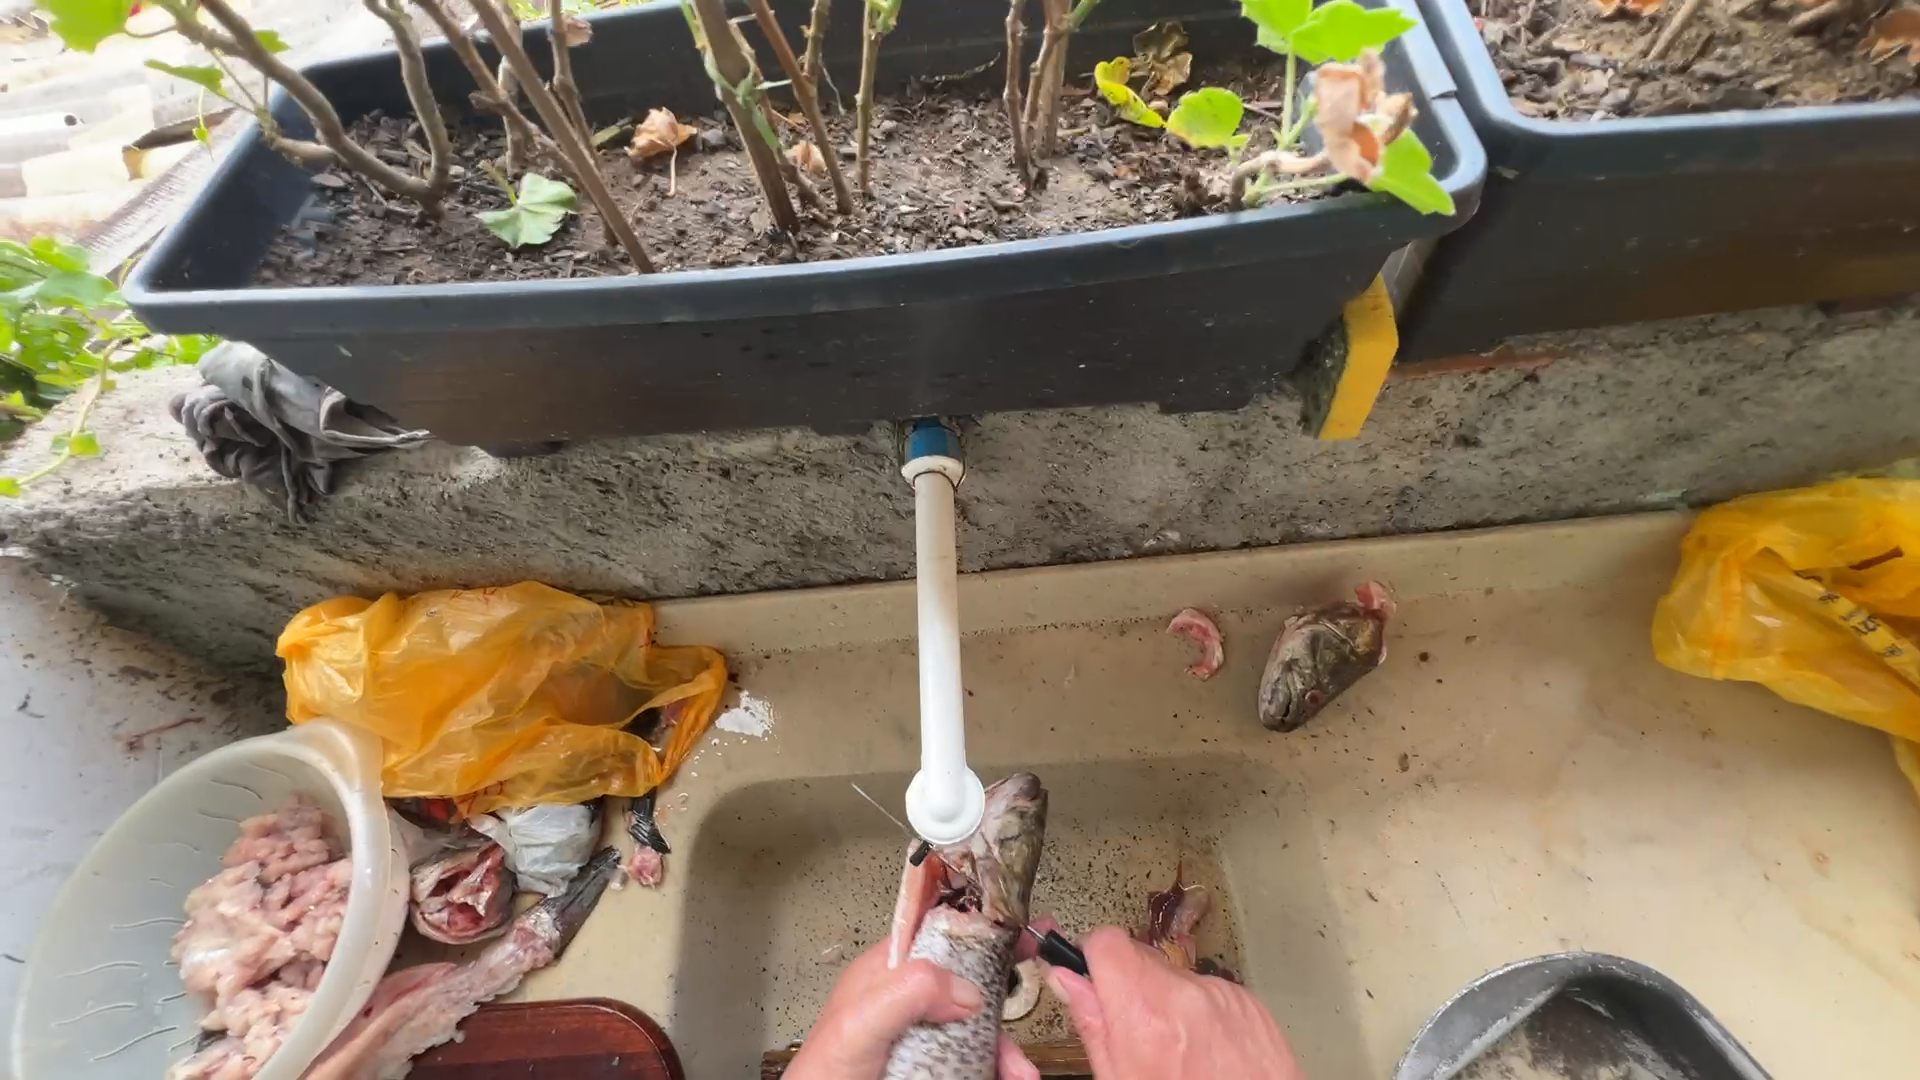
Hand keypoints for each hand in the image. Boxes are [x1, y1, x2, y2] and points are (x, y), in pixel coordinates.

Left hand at [784, 941, 1037, 1079]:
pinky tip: (1009, 1076)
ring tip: (1020, 1070)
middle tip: (1036, 972)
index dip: (977, 921)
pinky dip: (998, 1068)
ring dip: (1006, 1045)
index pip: (939, 929)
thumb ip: (906, 991)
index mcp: (889, 970)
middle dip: (1004, 985)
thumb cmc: (821, 1075)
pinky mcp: (932, 1067)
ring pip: (976, 1026)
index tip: (1014, 920)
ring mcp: (921, 1035)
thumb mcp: (859, 1023)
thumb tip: (963, 985)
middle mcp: (908, 998)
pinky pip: (974, 1060)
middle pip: (968, 977)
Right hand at [1046, 927, 1307, 1079]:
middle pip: (1142, 959)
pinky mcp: (1250, 1004)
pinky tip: (1210, 1055)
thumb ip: (1092, 1024)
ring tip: (1182, 1054)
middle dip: (1133, 986)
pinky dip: (1205, 1016)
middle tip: (1137, 1032)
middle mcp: (1185, 995)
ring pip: (1178, 978)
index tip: (1093, 974)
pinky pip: (1212, 994)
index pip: (1107, 941)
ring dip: (1172, 1003)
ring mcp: (1222, 996)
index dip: (1093, 955)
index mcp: (1144, 1015)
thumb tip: (1066, 977)